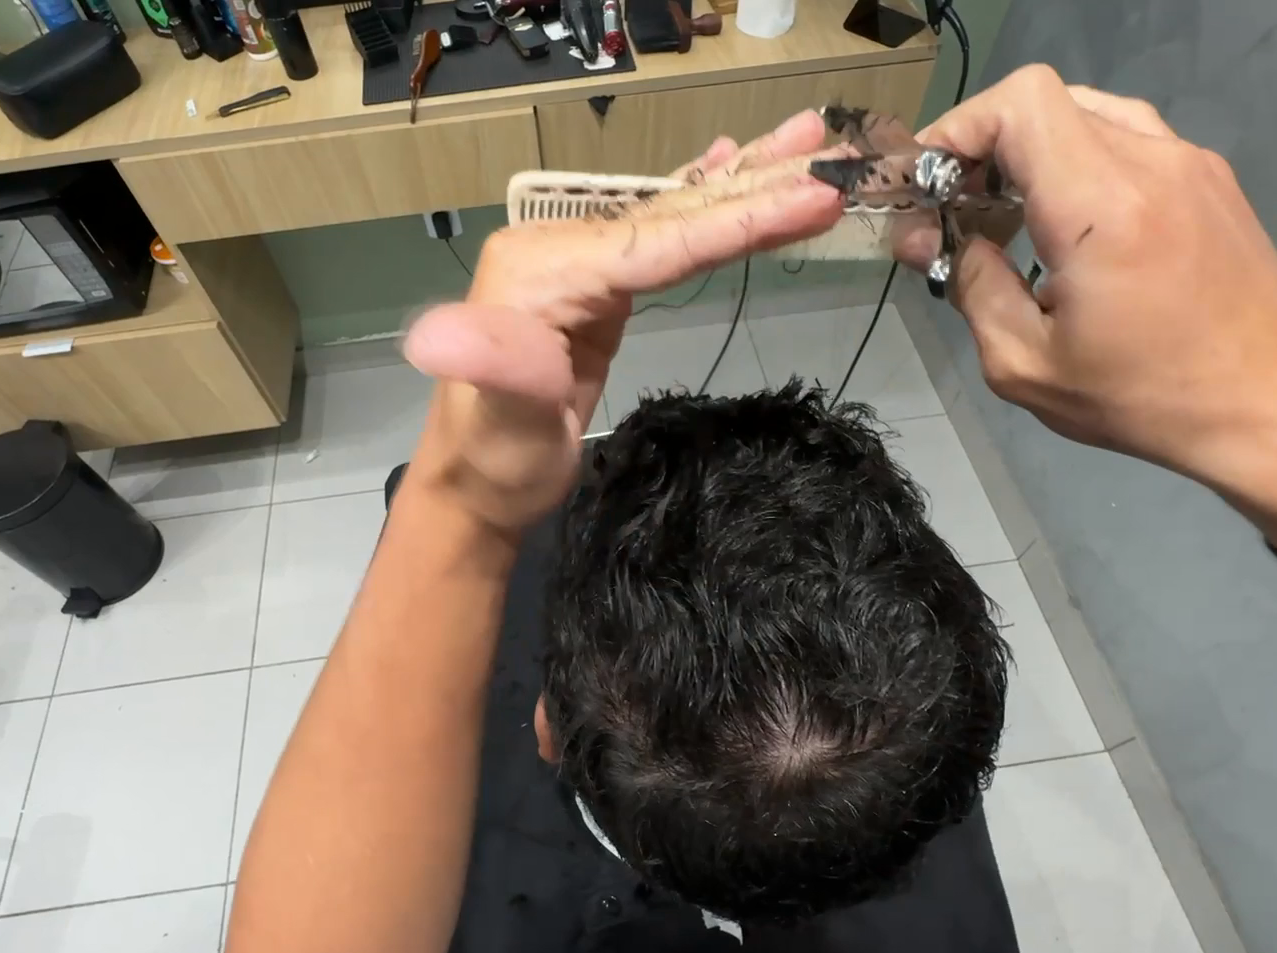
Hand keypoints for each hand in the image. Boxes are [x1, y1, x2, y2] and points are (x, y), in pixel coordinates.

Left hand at [400, 112, 842, 534]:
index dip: (738, 220)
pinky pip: (657, 243)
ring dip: (740, 185)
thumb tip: (441, 329)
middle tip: (835, 153)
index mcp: (542, 270)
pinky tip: (725, 170)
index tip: (816, 197)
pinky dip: (699, 210)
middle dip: (756, 188)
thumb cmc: (494, 463)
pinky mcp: (590, 290)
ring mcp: (573, 267)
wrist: (478, 485)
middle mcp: (556, 250)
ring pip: (670, 220)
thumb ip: (493, 369)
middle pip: (671, 215)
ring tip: (806, 144)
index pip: (657, 239)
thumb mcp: (498, 423)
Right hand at [903, 66, 1276, 550]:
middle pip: (1046, 100)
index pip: (1022, 104)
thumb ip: (972, 288)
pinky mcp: (1206, 178)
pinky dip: (1071, 162)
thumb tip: (929, 239)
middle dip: (981, 145)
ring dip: (1026, 152)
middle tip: (951, 207)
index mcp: (1101, 208)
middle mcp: (1151, 162)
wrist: (1267, 402)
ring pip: (1084, 112)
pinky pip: (1123, 138)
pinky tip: (1056, 222)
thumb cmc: (1138, 396)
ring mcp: (1188, 162)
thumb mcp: (1024, 363)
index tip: (925, 182)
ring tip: (998, 213)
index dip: (960, 127)